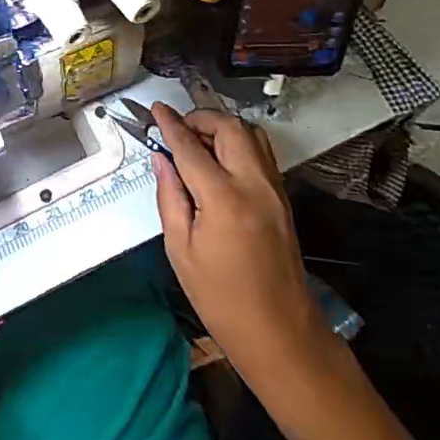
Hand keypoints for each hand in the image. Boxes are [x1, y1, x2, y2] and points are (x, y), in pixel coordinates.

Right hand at [151, 104, 324, 373]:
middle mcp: (254, 184)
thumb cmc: (220, 297)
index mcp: (223, 198)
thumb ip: (169, 196)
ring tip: (198, 142)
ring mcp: (274, 189)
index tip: (157, 110)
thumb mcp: (180, 249)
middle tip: (178, 128)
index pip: (191, 147)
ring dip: (223, 128)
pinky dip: (239, 144)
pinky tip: (219, 161)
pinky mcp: (283, 197)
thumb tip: (161, 160)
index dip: (170, 125)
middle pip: (230, 128)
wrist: (278, 329)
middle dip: (201, 118)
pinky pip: (261, 153)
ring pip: (251, 135)